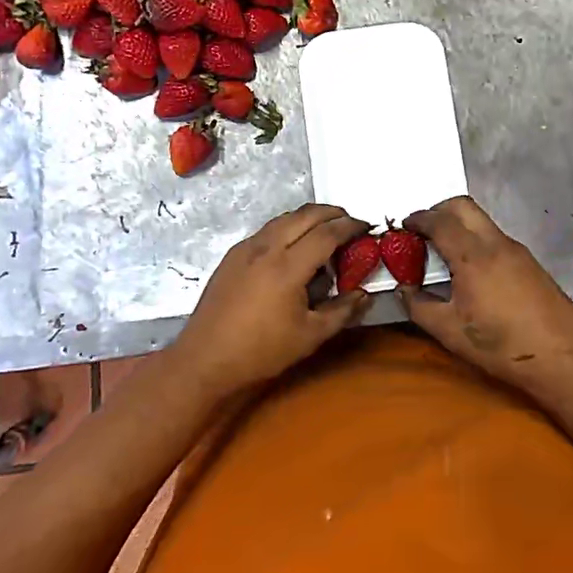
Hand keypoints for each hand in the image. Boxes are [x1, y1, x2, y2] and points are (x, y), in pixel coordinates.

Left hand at [167, 204, 372, 396]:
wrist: (205, 359)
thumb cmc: (261, 351)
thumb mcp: (310, 336)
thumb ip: (342, 311)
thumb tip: (364, 294)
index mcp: (287, 266)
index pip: (326, 233)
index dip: (350, 226)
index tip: (366, 226)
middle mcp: (266, 248)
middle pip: (304, 215)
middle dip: (331, 213)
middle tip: (349, 222)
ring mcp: (245, 249)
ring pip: (283, 219)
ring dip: (308, 218)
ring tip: (325, 232)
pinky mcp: (232, 255)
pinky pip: (267, 230)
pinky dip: (287, 228)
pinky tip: (293, 248)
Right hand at [399, 196, 572, 389]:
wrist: (562, 359)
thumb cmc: (501, 345)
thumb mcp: (449, 332)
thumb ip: (419, 306)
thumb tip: (405, 290)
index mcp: (473, 256)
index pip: (440, 221)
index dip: (418, 220)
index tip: (404, 226)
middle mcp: (496, 244)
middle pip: (463, 206)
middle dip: (438, 211)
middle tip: (423, 231)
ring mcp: (517, 251)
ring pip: (482, 221)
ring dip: (459, 226)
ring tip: (444, 253)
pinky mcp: (530, 263)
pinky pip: (495, 238)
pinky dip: (476, 241)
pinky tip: (472, 270)